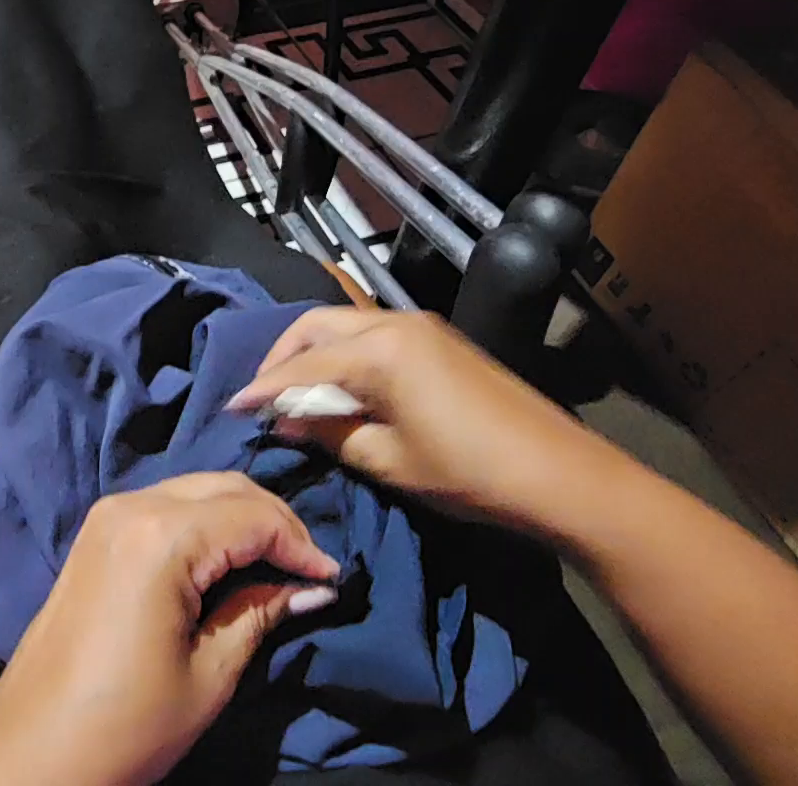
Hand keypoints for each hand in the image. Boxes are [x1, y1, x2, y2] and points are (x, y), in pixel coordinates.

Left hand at [0, 472, 339, 785]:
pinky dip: (206, 520)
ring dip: (240, 516)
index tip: (332, 576)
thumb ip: (260, 613)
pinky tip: (228, 555)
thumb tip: (311, 587)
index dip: (299, 543)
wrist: (33, 749)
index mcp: (162, 536)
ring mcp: (109, 514)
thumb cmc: (127, 723)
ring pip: (196, 489)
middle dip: (273, 520)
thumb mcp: (209, 673)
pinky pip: (167, 505)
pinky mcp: (97, 531)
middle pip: (224, 487)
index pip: (251, 516)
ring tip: (276, 562)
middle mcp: (133, 506)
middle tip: (308, 567)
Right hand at [227, 308, 617, 529]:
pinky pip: (371, 334)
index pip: (302, 365)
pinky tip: (340, 385)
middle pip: (317, 325)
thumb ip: (329, 432)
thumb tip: (285, 420)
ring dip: (313, 351)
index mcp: (379, 350)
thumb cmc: (469, 473)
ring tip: (296, 391)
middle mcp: (395, 322)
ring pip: (344, 324)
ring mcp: (421, 326)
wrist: (563, 475)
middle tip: (263, 394)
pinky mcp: (438, 340)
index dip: (263, 388)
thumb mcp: (388, 460)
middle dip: (282, 356)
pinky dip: (343, 353)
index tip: (233, 406)